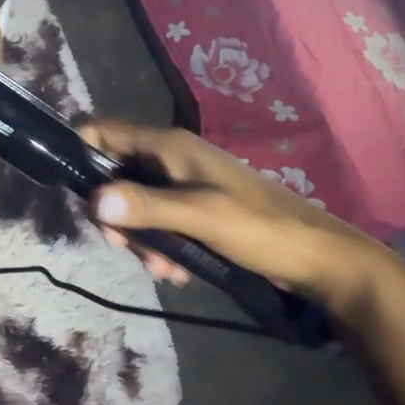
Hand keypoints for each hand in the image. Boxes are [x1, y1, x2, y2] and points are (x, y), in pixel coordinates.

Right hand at [78, 121, 394, 309]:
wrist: (326, 262)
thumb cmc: (262, 229)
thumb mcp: (200, 217)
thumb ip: (146, 206)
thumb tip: (92, 200)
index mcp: (169, 146)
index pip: (103, 131)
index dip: (81, 151)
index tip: (78, 193)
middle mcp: (172, 157)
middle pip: (114, 173)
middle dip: (113, 212)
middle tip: (123, 247)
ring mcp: (185, 183)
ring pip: (135, 202)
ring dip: (139, 236)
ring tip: (161, 271)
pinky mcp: (198, 208)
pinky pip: (159, 220)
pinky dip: (159, 244)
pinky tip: (176, 273)